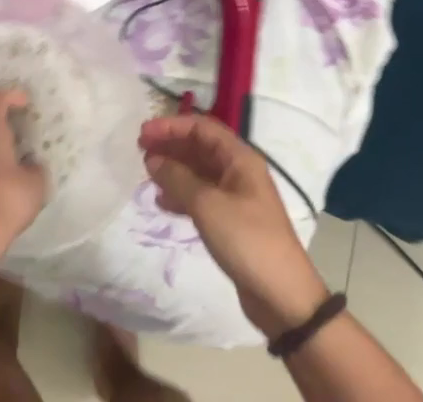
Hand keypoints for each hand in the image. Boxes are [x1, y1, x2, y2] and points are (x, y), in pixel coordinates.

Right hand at [138, 114, 328, 335]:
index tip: (142, 133)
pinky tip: (163, 203)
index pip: (202, 127)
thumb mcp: (207, 205)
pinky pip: (201, 196)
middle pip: (200, 147)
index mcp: (240, 159)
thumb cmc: (246, 240)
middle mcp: (239, 172)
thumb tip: (152, 159)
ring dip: (173, 169)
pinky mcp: (231, 220)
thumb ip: (177, 178)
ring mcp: (236, 197)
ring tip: (148, 176)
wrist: (281, 295)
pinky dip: (181, 194)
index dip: (171, 126)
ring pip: (199, 172)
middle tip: (140, 152)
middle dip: (170, 146)